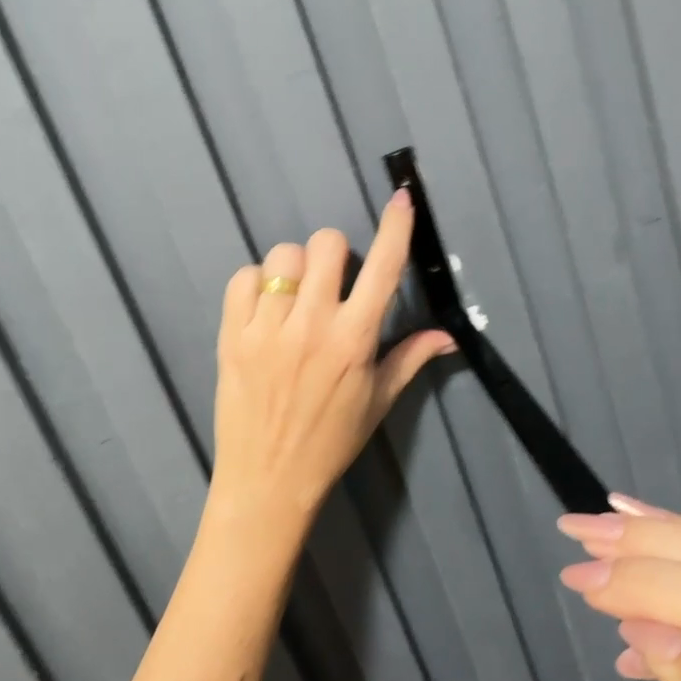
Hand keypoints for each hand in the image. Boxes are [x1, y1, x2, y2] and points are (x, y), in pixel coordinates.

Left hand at [209, 190, 456, 517]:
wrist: (268, 481)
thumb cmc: (330, 441)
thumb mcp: (378, 401)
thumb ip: (410, 359)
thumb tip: (449, 336)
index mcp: (354, 341)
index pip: (383, 269)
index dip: (396, 228)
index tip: (401, 199)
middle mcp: (312, 326)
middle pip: (326, 244)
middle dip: (335, 253)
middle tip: (331, 282)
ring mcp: (268, 329)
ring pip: (283, 256)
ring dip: (294, 268)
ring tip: (293, 297)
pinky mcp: (232, 336)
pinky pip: (242, 278)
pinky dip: (255, 284)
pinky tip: (263, 308)